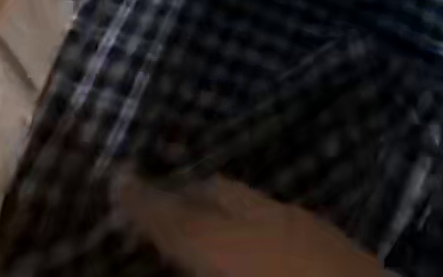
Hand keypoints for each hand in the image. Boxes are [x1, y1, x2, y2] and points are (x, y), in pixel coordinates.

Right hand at [114, 172, 391, 276]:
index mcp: (237, 246)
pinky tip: (244, 237)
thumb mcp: (231, 264)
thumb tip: (175, 247)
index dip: (145, 202)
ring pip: (247, 197)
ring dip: (215, 203)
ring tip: (193, 215)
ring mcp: (302, 221)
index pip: (180, 221)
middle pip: (216, 192)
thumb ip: (197, 250)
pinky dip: (246, 216)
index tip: (117, 178)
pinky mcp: (325, 231)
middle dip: (182, 193)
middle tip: (150, 200)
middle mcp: (269, 220)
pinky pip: (271, 210)